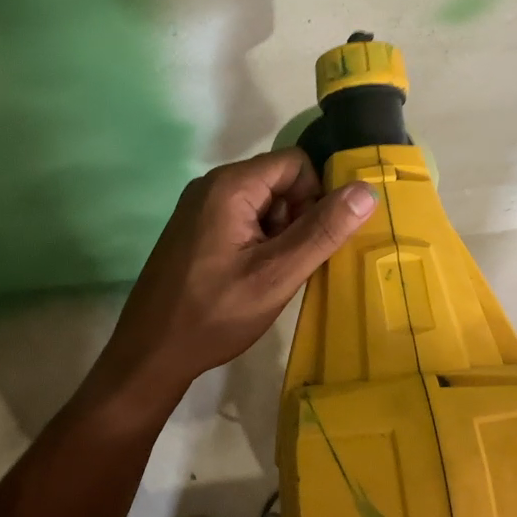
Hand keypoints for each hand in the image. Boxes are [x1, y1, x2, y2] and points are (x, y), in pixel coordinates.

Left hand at [93, 148, 376, 403]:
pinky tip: (251, 279)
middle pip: (279, 180)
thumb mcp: (278, 274)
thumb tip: (366, 189)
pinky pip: (242, 218)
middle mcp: (212, 185)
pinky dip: (258, 242)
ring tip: (269, 276)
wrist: (150, 353)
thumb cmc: (215, 313)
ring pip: (263, 202)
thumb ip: (323, 230)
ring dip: (279, 233)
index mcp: (230, 185)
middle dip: (297, 217)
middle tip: (288, 265)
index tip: (309, 241)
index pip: (296, 162)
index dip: (315, 196)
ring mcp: (199, 207)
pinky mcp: (195, 229)